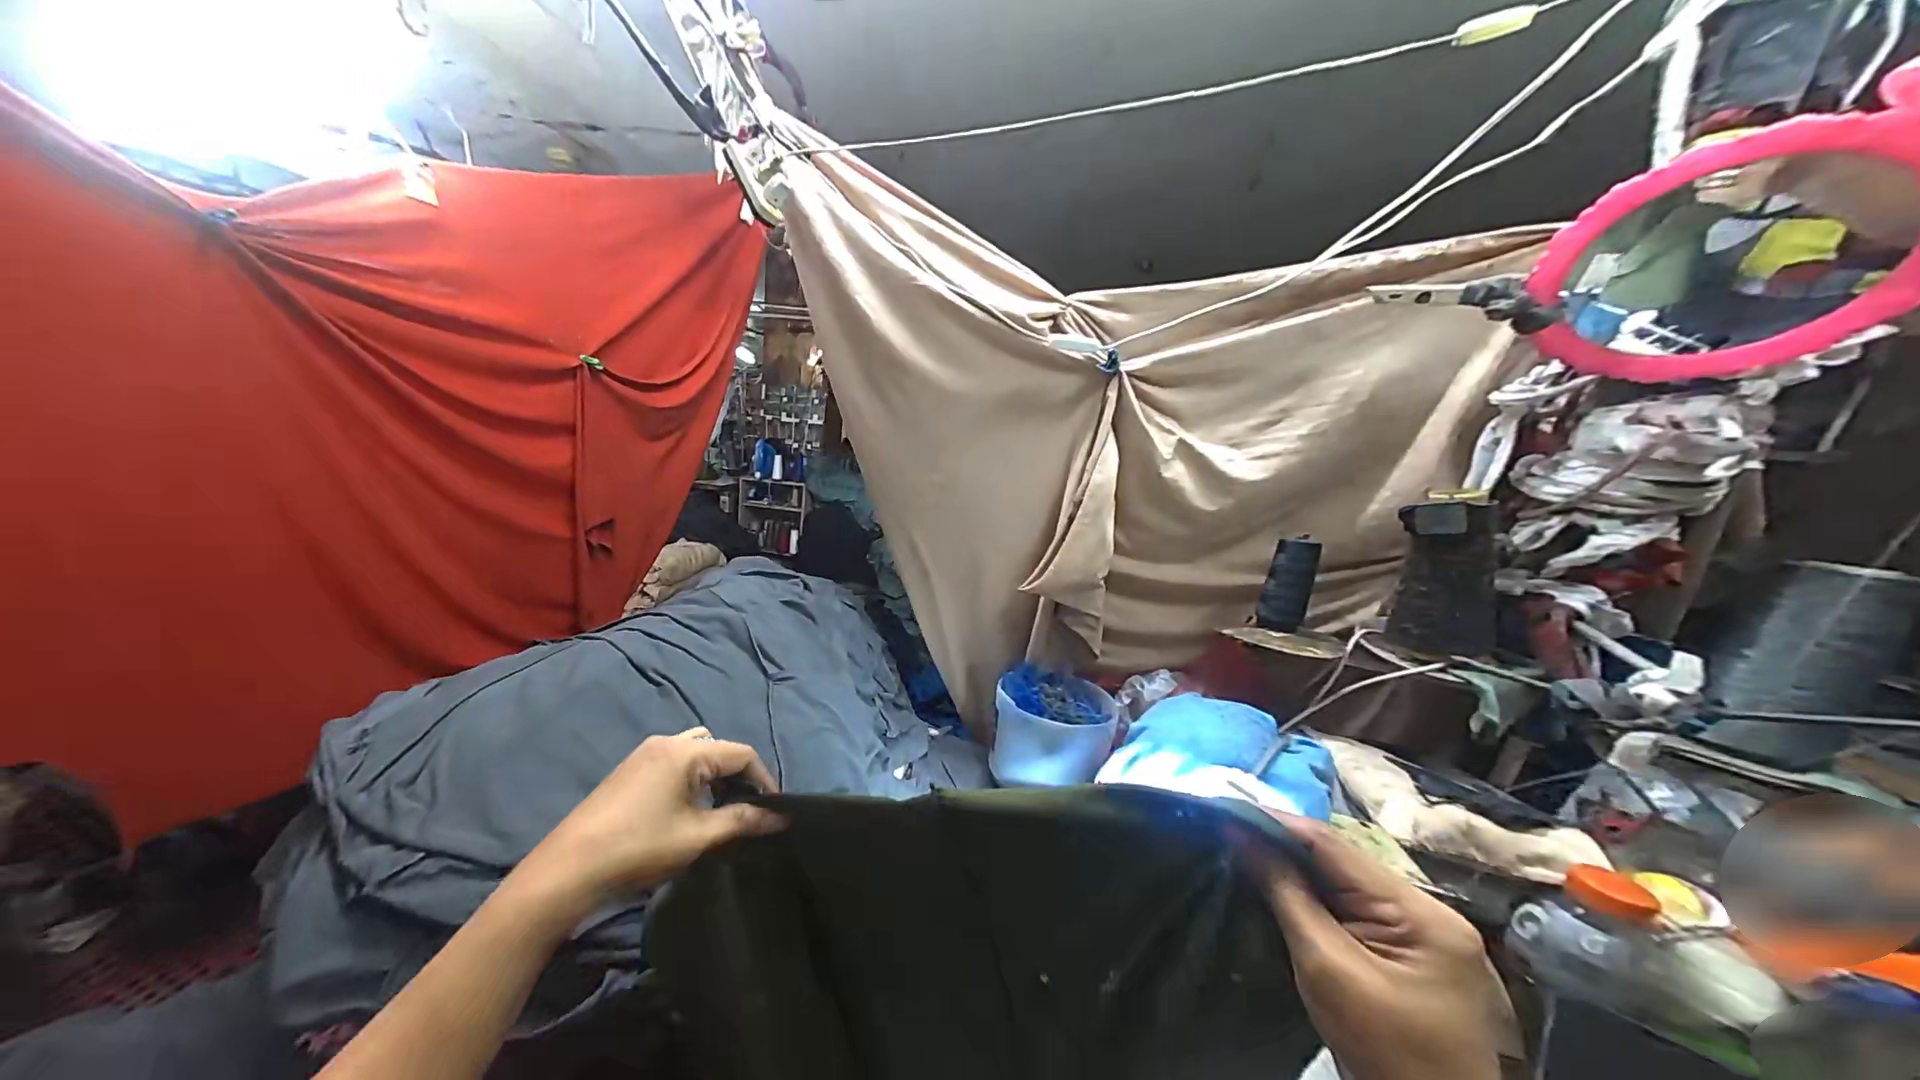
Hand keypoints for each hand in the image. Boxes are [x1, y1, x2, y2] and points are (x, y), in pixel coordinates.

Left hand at [512, 728, 784, 920]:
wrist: (566, 871)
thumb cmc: (638, 848)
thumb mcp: (698, 837)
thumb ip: (743, 821)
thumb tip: (781, 817)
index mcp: (685, 751)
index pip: (742, 753)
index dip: (764, 779)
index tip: (774, 810)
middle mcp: (666, 742)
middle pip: (720, 748)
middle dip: (740, 776)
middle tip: (749, 809)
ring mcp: (644, 754)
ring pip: (697, 753)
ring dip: (715, 775)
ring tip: (722, 809)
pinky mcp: (630, 770)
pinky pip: (676, 762)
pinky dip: (693, 778)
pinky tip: (690, 809)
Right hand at [1238, 811, 1508, 1079]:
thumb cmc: (1383, 1049)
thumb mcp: (1326, 968)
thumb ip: (1286, 894)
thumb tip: (1243, 836)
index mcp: (1421, 911)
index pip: (1334, 847)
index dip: (1277, 824)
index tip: (1228, 812)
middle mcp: (1430, 911)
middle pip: (1342, 863)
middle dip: (1284, 846)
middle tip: (1231, 832)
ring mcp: (1425, 935)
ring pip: (1346, 885)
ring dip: (1296, 871)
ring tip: (1246, 852)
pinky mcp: (1412, 955)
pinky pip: (1355, 909)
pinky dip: (1316, 898)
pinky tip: (1282, 889)